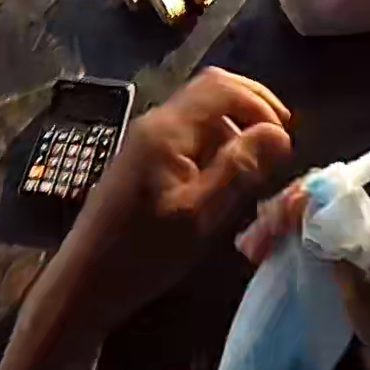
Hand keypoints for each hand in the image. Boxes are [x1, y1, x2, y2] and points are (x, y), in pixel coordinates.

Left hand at [52, 68, 293, 329]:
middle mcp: (157, 122)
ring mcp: (148, 138)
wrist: (85, 281)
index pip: (220, 87)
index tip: (284, 134)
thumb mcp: (200, 215)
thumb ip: (239, 169)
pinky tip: (227, 174)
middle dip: (250, 106)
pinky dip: (216, 142)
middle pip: (210, 90)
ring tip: (257, 161)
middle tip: (278, 136)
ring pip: (201, 111)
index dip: (259, 102)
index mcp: (168, 129)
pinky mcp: (146, 157)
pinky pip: (189, 133)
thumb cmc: (142, 252)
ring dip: (235, 125)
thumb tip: (279, 133)